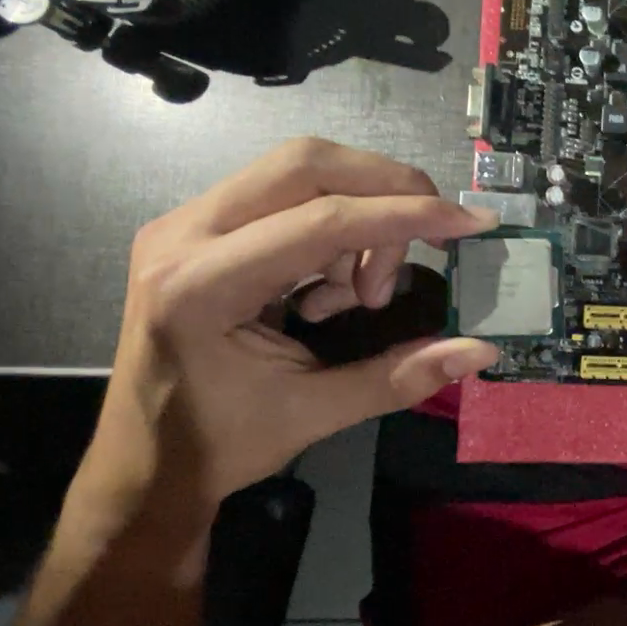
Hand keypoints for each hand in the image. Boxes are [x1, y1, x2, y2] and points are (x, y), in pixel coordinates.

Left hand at [88, 138, 501, 509]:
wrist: (146, 460)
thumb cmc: (221, 441)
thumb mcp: (317, 413)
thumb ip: (402, 375)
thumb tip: (480, 351)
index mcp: (201, 285)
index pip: (323, 220)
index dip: (407, 215)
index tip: (472, 223)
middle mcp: (185, 234)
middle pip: (307, 165)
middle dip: (389, 191)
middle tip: (434, 241)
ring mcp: (188, 224)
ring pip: (302, 174)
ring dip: (363, 219)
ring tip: (366, 293)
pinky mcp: (202, 228)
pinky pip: (289, 198)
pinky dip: (338, 230)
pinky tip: (333, 289)